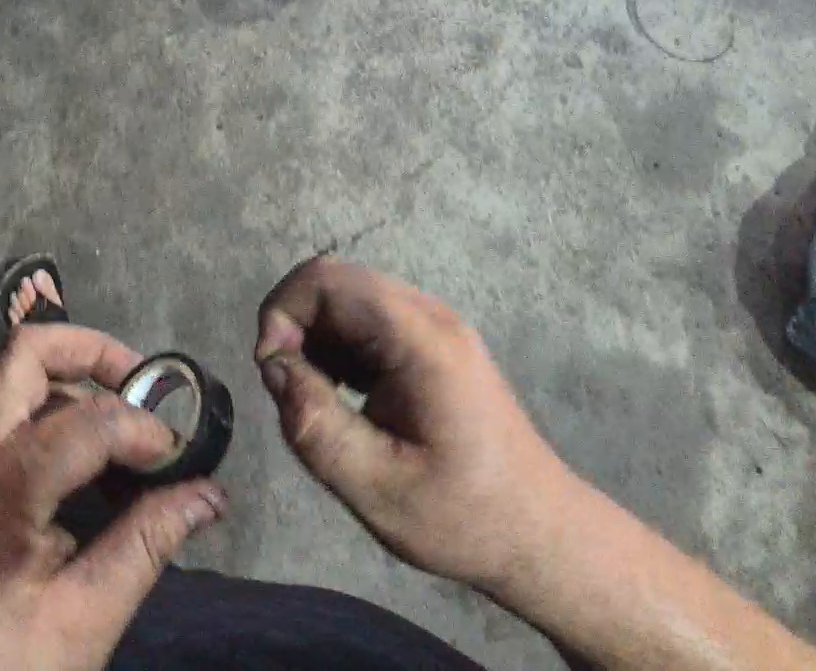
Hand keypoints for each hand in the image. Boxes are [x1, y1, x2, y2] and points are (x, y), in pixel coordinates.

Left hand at [0, 324, 227, 670]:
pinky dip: (50, 407)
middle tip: (143, 387)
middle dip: (93, 352)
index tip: (179, 459)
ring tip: (121, 422)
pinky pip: (3, 410)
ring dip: (71, 378)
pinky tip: (86, 454)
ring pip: (11, 375)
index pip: (86, 421)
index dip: (143, 430)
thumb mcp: (83, 621)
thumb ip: (146, 544)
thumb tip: (209, 493)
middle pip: (26, 353)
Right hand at [254, 256, 574, 591]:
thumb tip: (273, 367)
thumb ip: (315, 423)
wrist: (541, 535)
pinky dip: (334, 348)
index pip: (327, 279)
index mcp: (421, 341)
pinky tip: (342, 397)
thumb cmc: (463, 518)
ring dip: (312, 340)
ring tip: (318, 401)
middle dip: (293, 328)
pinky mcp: (429, 344)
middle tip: (291, 391)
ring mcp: (432, 327)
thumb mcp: (375, 486)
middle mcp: (428, 316)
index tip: (274, 373)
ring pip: (345, 300)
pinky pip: (363, 321)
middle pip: (333, 283)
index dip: (282, 312)